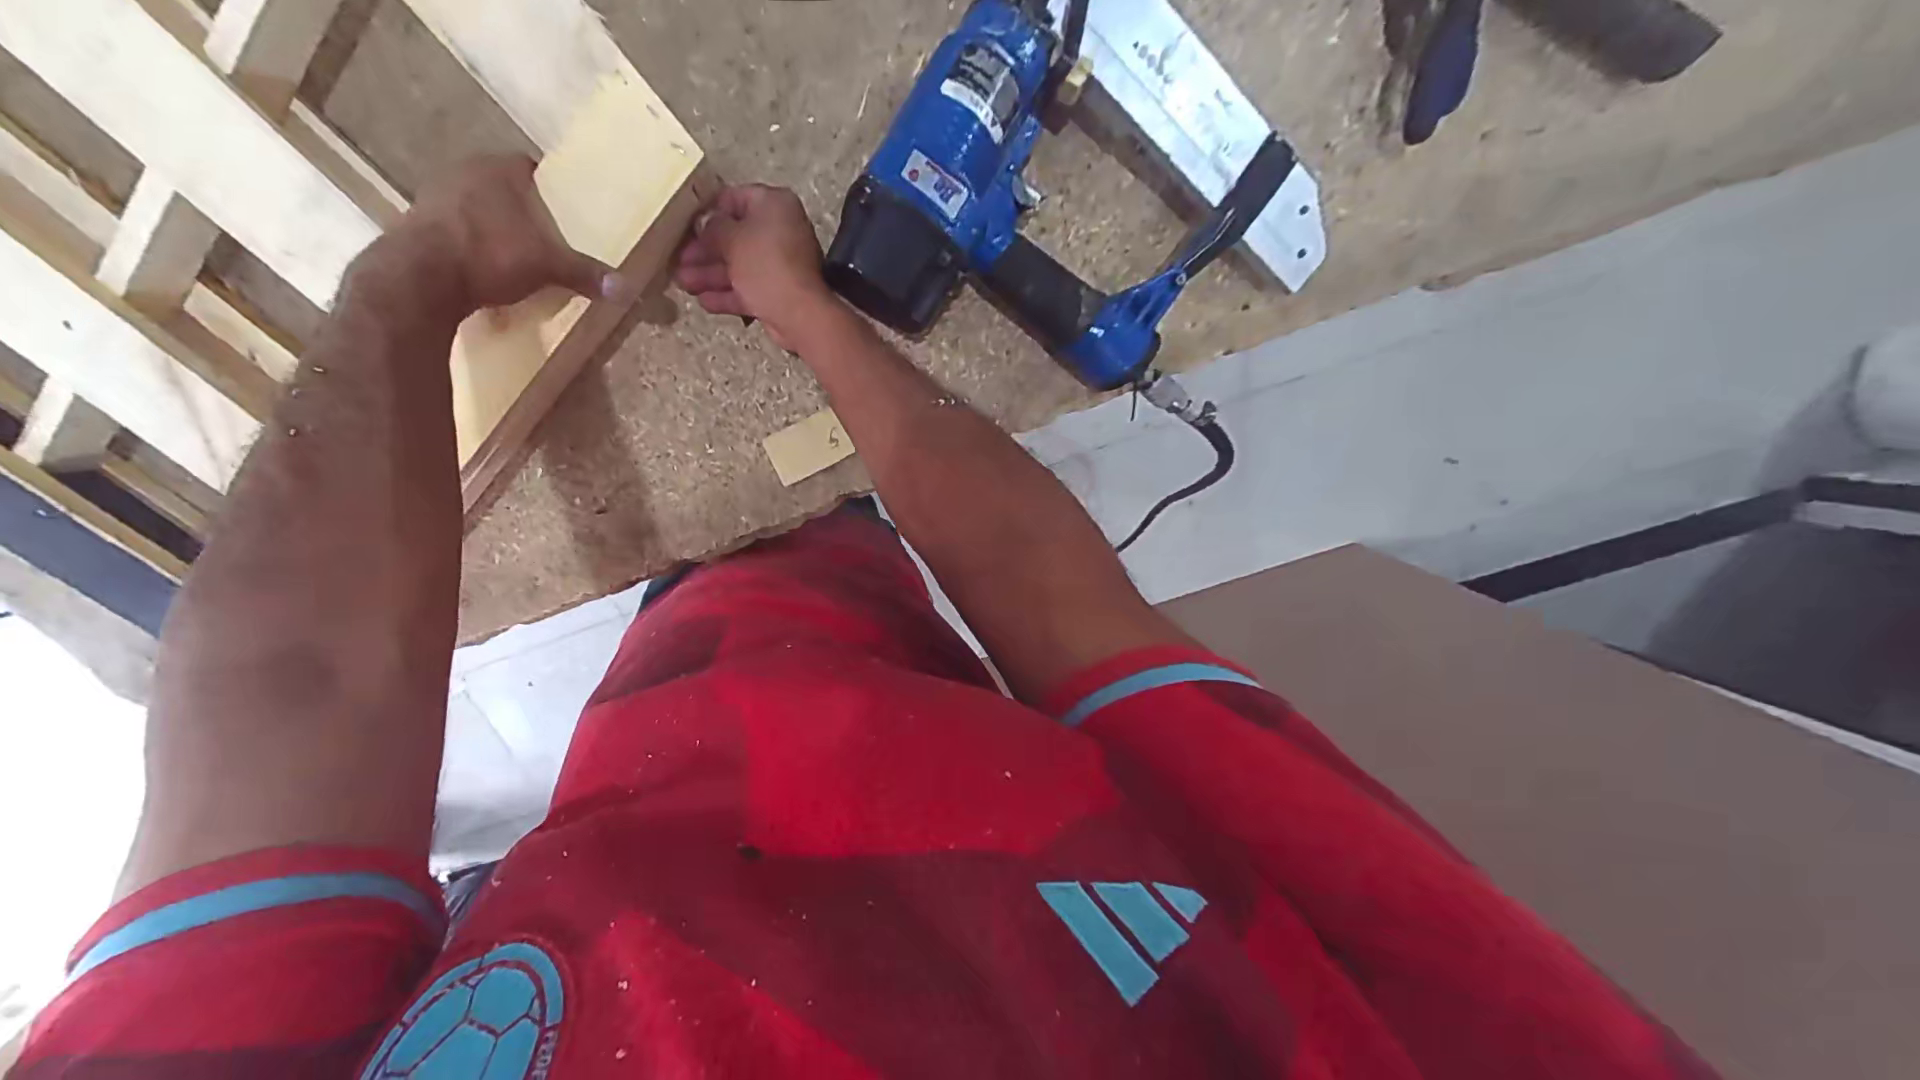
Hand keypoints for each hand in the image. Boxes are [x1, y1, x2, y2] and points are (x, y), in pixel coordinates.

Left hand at [394, 155, 622, 311]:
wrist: (422, 276)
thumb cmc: (493, 254)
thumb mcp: (550, 266)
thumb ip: (586, 274)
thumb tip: (627, 289)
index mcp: (499, 169)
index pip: (529, 167)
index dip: (548, 188)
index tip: (563, 211)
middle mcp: (463, 171)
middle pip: (503, 187)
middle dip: (522, 209)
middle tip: (546, 236)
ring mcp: (435, 194)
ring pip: (477, 206)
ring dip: (494, 226)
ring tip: (517, 254)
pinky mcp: (416, 222)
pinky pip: (456, 228)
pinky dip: (472, 244)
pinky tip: (485, 267)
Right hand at [675, 185, 836, 344]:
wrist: (799, 314)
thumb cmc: (765, 265)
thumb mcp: (731, 239)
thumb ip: (712, 227)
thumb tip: (705, 224)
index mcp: (775, 206)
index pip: (735, 198)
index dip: (708, 211)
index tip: (686, 223)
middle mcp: (780, 231)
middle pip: (734, 237)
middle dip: (704, 250)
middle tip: (678, 259)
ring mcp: (780, 264)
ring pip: (739, 266)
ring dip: (709, 275)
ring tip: (682, 283)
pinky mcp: (778, 292)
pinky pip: (748, 289)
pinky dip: (727, 294)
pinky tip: (703, 301)